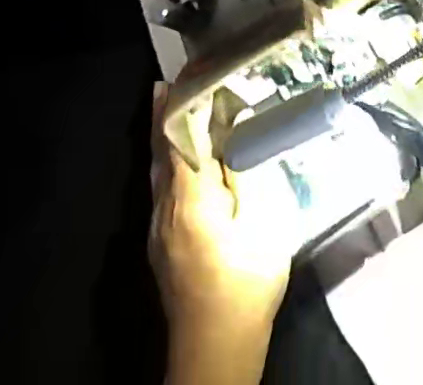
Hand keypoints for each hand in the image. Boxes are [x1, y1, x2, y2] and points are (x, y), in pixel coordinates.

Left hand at [150, 84, 296, 384]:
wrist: (215, 350)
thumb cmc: (247, 285)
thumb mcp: (264, 226)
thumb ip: (249, 175)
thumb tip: (239, 135)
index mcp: (189, 200)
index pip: (181, 136)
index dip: (186, 101)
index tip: (194, 71)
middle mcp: (164, 208)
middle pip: (161, 149)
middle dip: (166, 111)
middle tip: (173, 77)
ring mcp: (158, 227)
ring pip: (158, 167)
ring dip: (164, 132)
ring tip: (168, 100)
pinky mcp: (163, 241)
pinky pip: (162, 185)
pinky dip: (169, 157)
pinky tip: (181, 153)